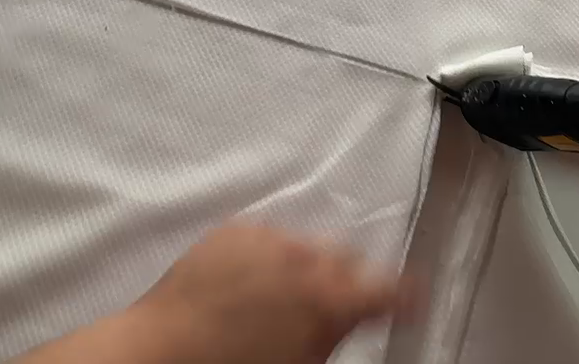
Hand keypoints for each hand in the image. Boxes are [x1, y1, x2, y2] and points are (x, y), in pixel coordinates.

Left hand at [123, 224, 398, 363]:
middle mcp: (303, 256)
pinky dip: (269, 256)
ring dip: (306, 265)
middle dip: (349, 277)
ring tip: (283, 297)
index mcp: (327, 299)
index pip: (387, 288)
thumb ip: (332, 337)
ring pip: (306, 243)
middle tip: (339, 303)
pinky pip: (267, 237)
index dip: (407, 292)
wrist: (162, 352)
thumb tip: (346, 322)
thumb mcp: (301, 363)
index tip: (417, 292)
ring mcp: (268, 236)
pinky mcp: (235, 228)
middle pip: (346, 257)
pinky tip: (252, 283)